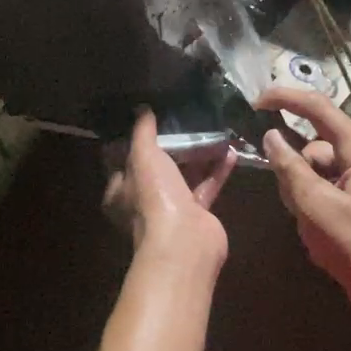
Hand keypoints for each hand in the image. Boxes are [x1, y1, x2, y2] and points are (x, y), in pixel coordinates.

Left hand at [104, 108, 235, 265]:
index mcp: (121, 192)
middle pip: (155, 169)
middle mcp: (144, 202)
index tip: (145, 120)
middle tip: (183, 120)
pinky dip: (217, 170)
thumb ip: (143, 131)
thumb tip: (141, 108)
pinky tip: (229, 151)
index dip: (130, 141)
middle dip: (169, 147)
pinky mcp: (198, 215)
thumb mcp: (143, 155)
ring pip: (184, 177)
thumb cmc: (154, 197)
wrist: (185, 242)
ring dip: (197, 156)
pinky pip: (206, 187)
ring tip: (210, 130)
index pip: (121, 162)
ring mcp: (172, 210)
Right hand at [257, 87, 350, 336]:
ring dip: (304, 196)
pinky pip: (329, 194)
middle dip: (296, 171)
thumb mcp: (315, 206)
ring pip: (319, 174)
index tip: (254, 103)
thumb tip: (270, 136)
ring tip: (311, 229)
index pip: (320, 109)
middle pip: (316, 148)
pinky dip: (316, 210)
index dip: (286, 99)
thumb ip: (289, 167)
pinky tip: (319, 239)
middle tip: (295, 205)